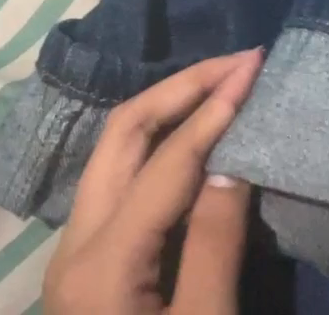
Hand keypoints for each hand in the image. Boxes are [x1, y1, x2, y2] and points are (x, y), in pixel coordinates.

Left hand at [45, 49, 263, 314]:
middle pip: (123, 134)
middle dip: (181, 88)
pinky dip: (160, 139)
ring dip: (168, 106)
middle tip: (236, 63)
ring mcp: (75, 250)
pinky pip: (120, 175)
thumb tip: (233, 157)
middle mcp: (74, 243)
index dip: (213, 110)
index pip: (165, 161)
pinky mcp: (88, 261)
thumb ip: (215, 243)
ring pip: (115, 148)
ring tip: (221, 83)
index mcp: (100, 265)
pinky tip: (195, 132)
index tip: (253, 69)